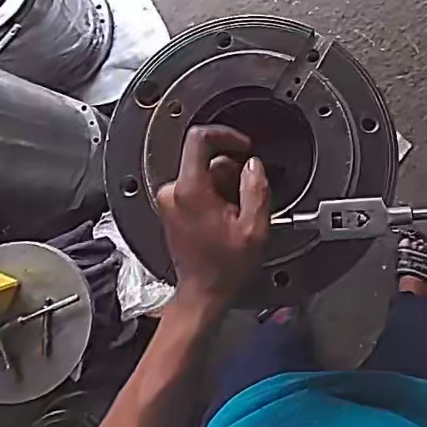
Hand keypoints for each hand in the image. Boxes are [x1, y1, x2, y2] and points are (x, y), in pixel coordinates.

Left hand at [156, 125, 270, 313]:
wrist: (202, 292)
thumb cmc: (224, 267)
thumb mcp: (254, 229)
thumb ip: (256, 189)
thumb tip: (253, 165)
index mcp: (190, 191)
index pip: (199, 138)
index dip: (226, 134)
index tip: (243, 145)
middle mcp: (173, 192)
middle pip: (207, 159)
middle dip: (231, 174)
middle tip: (242, 201)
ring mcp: (169, 199)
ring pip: (204, 173)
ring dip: (224, 186)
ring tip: (232, 215)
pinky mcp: (171, 206)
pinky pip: (197, 186)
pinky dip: (214, 195)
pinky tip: (222, 218)